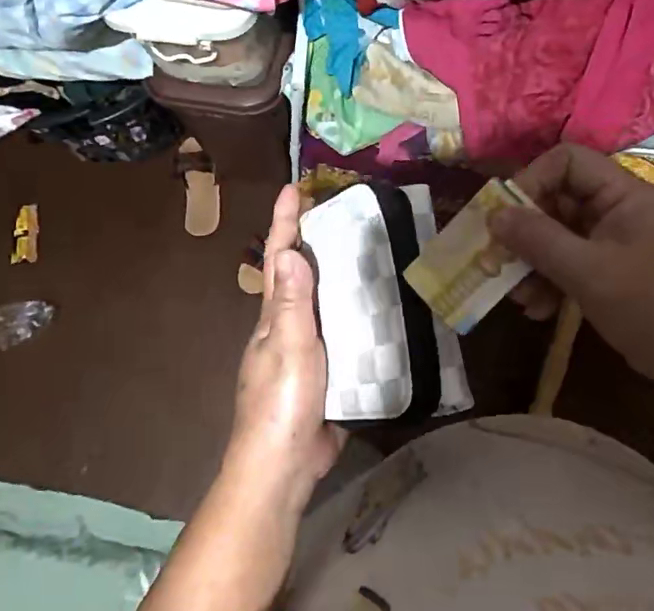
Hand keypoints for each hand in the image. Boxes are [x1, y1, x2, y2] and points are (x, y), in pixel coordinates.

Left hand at [225, 185, 345, 509]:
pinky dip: (355, 313)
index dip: (284, 222)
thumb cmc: (281, 401)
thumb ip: (294, 303)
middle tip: (338, 211)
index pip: (278, 258)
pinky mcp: (327, 372)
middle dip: (311, 240)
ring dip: (337, 274)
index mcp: (274, 316)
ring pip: (322, 302)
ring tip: (366, 249)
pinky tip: (379, 308)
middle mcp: (287, 326)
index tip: (292, 188)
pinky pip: (342, 333)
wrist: (285, 465)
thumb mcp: (290, 347)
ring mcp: (306, 350)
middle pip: (299, 274)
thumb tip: (290, 251)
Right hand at [490, 144, 653, 388]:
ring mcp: (618, 242)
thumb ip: (539, 239)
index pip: (568, 161)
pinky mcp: (616, 273)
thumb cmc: (653, 310)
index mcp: (625, 194)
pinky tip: (538, 309)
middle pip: (561, 198)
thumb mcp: (589, 273)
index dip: (532, 180)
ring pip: (562, 234)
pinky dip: (552, 280)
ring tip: (517, 294)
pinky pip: (573, 262)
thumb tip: (493, 214)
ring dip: (535, 261)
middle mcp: (621, 210)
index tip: (506, 216)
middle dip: (527, 230)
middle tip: (499, 256)